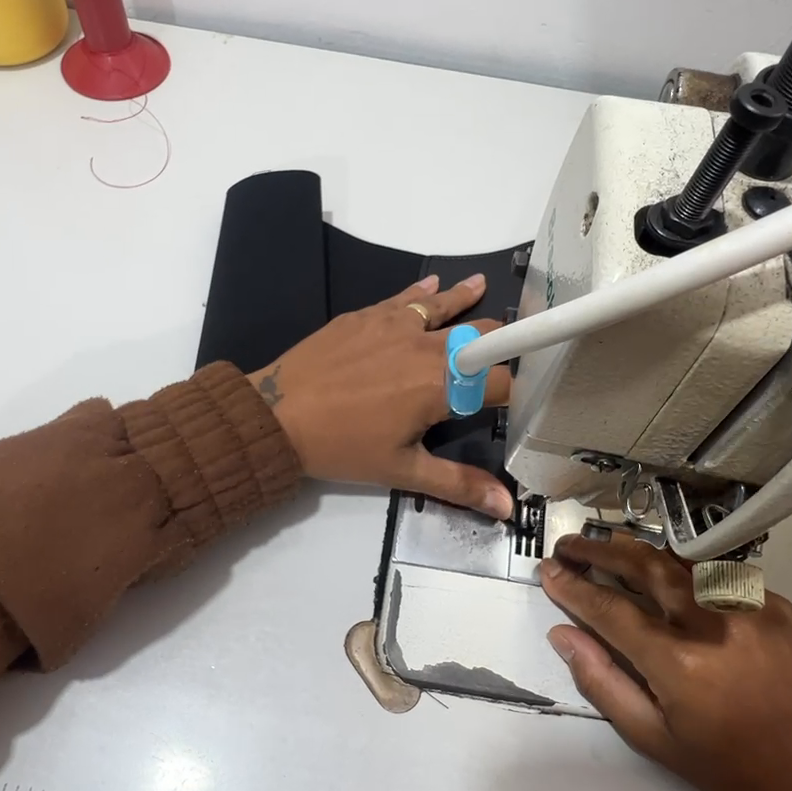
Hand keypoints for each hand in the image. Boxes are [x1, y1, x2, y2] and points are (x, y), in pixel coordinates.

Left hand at [249, 274, 513, 518]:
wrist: (277, 415)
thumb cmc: (343, 446)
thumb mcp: (402, 471)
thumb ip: (459, 484)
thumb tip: (507, 506)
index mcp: (443, 386)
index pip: (499, 382)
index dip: (512, 392)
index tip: (514, 400)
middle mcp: (429, 347)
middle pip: (480, 338)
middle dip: (497, 344)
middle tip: (506, 348)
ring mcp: (397, 325)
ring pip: (445, 309)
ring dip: (469, 302)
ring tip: (483, 285)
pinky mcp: (369, 315)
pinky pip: (407, 298)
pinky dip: (426, 292)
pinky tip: (436, 284)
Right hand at [538, 533, 791, 790]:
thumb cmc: (730, 768)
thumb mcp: (654, 739)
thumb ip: (601, 681)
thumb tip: (562, 634)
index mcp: (679, 663)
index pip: (610, 609)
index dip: (572, 587)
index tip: (548, 571)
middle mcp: (713, 622)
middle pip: (643, 565)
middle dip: (599, 549)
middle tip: (570, 545)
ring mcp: (749, 605)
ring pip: (680, 559)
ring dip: (638, 550)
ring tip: (608, 547)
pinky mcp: (775, 602)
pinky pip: (716, 574)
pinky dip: (683, 570)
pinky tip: (667, 575)